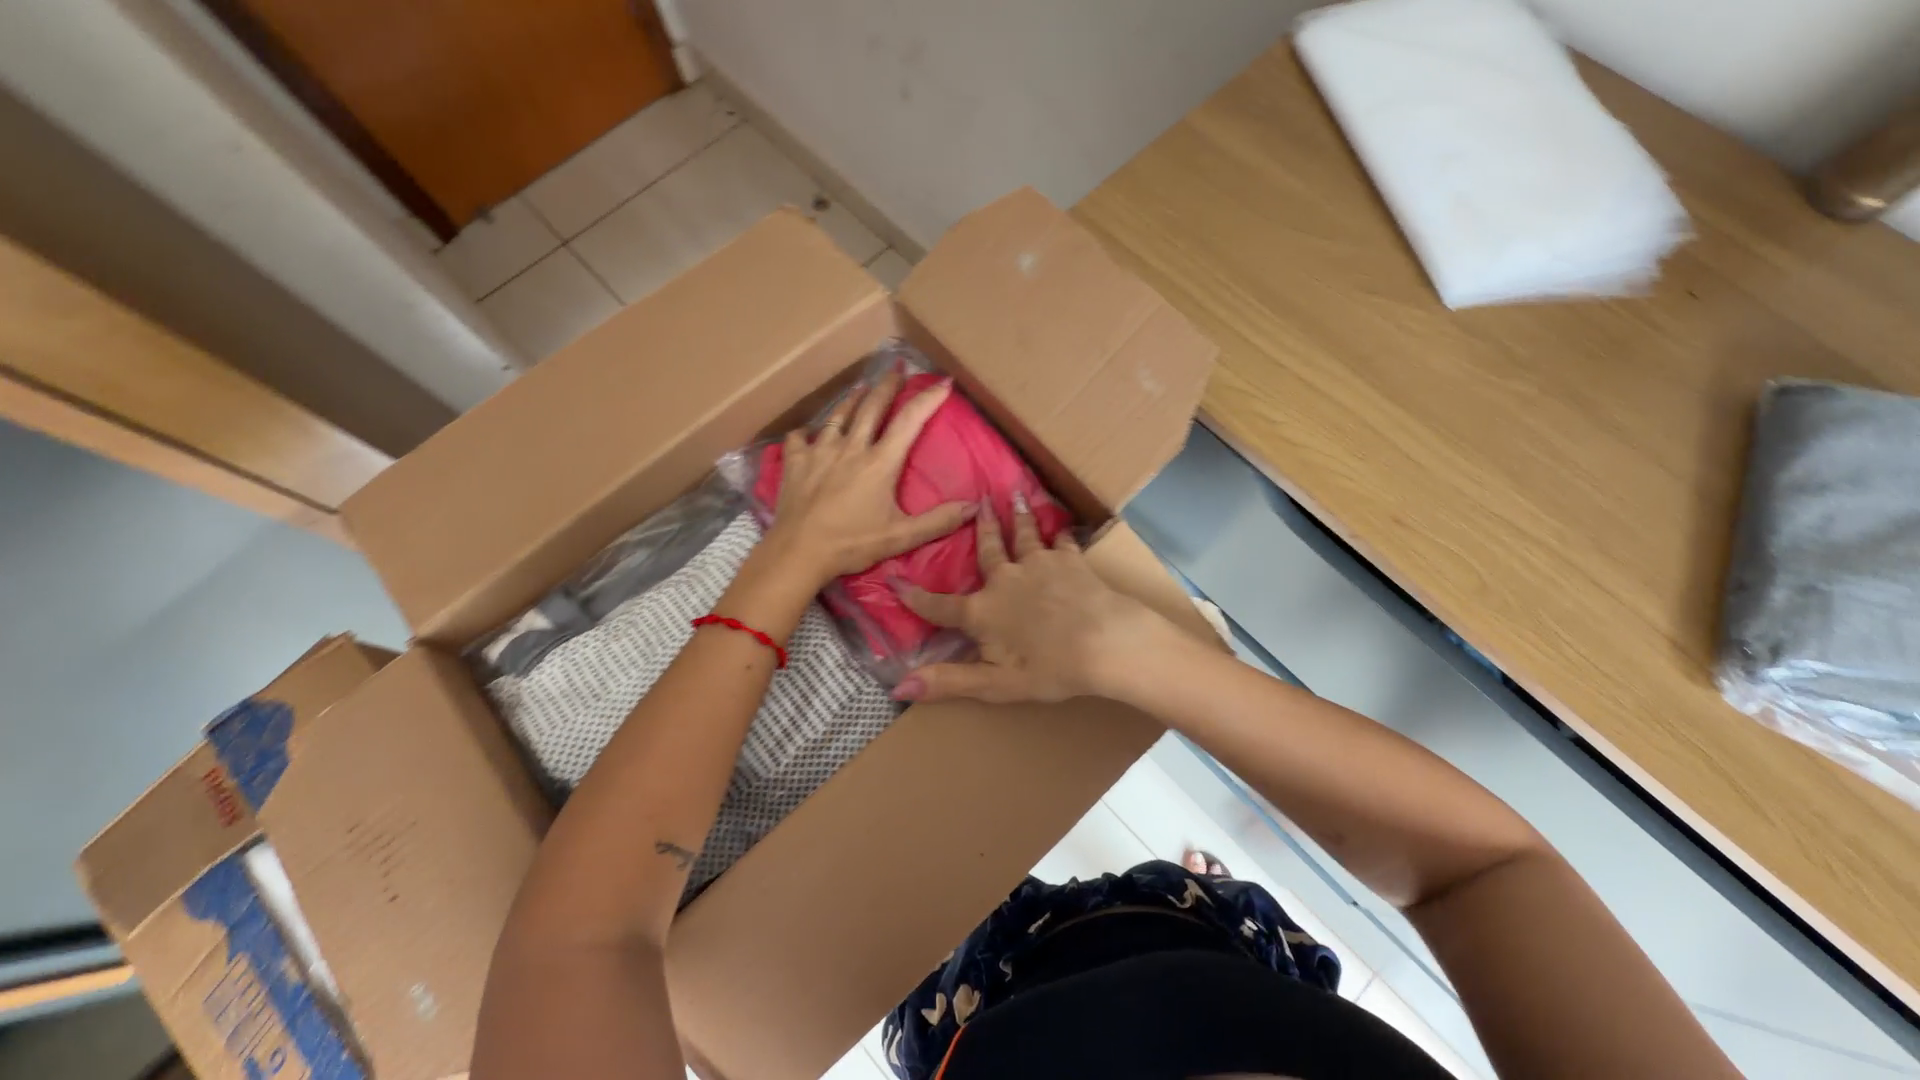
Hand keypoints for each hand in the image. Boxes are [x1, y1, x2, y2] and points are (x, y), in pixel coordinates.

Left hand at [761, 367, 975, 586]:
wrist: (798, 551)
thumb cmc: (851, 544)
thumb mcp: (900, 537)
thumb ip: (938, 521)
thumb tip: (974, 506)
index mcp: (880, 462)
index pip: (910, 421)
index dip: (928, 399)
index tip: (943, 383)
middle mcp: (851, 447)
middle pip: (872, 406)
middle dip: (888, 386)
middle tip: (897, 370)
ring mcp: (820, 451)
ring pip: (838, 416)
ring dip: (852, 400)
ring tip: (860, 388)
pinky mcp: (795, 461)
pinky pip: (799, 438)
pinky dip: (806, 433)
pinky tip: (807, 433)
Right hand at [893, 498, 1173, 703]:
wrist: (1106, 642)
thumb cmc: (1050, 669)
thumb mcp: (995, 685)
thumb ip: (948, 682)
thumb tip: (898, 688)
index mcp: (982, 612)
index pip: (938, 606)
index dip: (913, 596)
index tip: (892, 579)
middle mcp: (1005, 580)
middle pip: (988, 551)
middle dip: (981, 528)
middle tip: (977, 502)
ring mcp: (1039, 565)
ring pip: (1024, 535)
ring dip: (1018, 516)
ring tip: (1016, 495)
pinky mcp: (1069, 561)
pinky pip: (1061, 542)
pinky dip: (1060, 533)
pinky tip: (1062, 527)